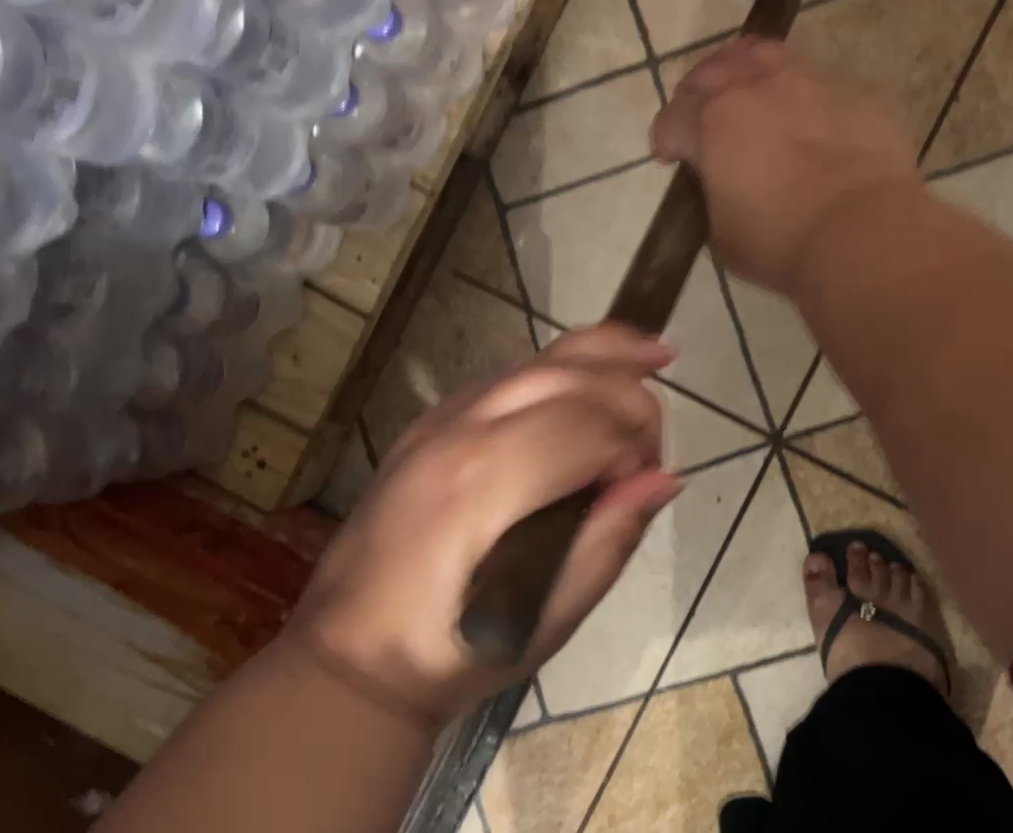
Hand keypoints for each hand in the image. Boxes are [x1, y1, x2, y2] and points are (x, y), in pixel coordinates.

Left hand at [286, 326, 681, 725]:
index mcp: (486, 485)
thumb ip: (607, 543)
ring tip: (652, 354)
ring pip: (535, 360)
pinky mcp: (428, 423)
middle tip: (655, 437)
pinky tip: (587, 374)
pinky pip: (507, 374)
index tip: (645, 485)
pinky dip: (558, 365)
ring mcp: (437, 421)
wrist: (349, 658)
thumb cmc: (451, 653)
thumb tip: (664, 480)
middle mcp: (460, 433)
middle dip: (627, 392)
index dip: (635, 448)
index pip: (590, 426)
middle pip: (567, 375)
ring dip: (598, 355)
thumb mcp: (542, 622)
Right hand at [652, 39, 924, 294]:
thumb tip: (722, 187)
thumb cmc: (782, 243)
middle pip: (713, 71)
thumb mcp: (722, 235)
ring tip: (748, 91)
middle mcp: (757, 88)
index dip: (667, 139)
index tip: (671, 157)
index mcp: (713, 122)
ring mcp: (810, 82)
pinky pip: (819, 80)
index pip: (673, 119)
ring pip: (765, 55)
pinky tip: (809, 117)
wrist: (865, 234)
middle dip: (698, 92)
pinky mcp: (856, 93)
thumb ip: (713, 198)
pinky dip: (802, 93)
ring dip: (745, 70)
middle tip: (701, 114)